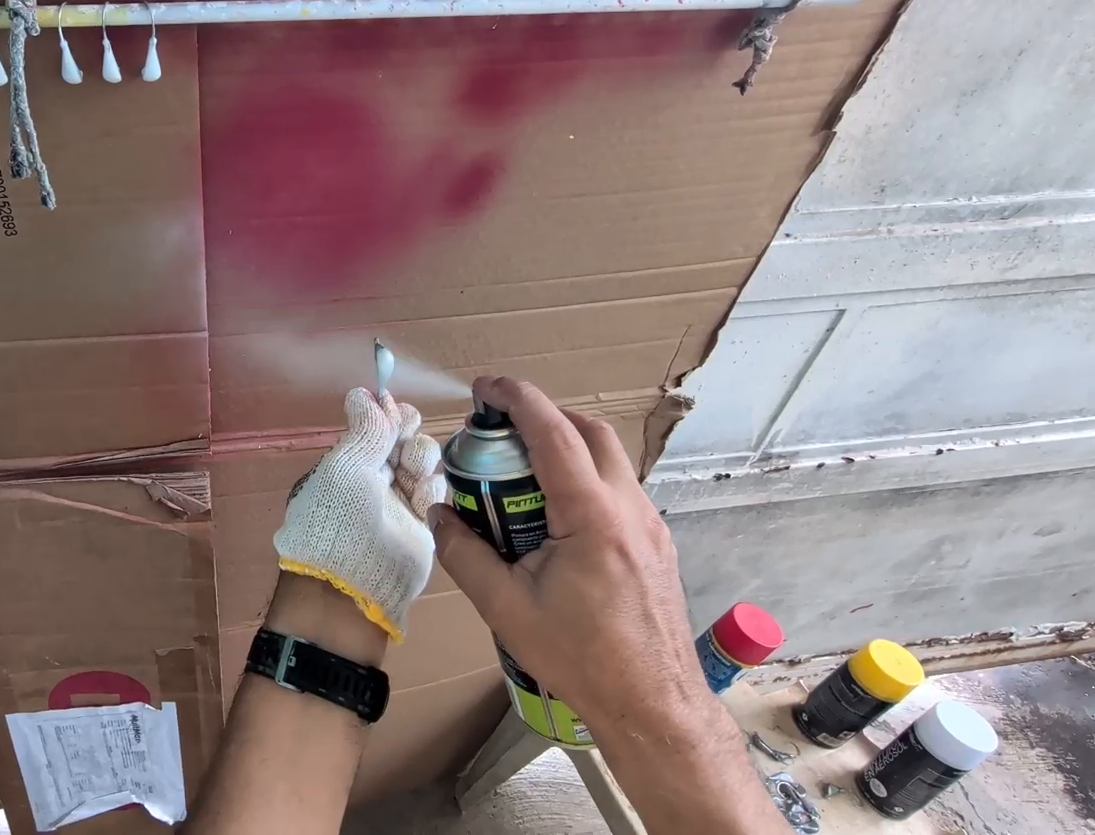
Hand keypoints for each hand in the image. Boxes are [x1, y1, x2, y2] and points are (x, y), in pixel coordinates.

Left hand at [273, 388, 444, 641]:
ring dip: (421, 457)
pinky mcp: (422, 526)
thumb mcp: (344, 467)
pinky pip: (434, 493)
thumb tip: (363, 391)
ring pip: (422, 464)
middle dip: (408, 432)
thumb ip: (364, 430)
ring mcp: (398, 503)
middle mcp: (372, 481)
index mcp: (346, 465)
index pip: (374, 428)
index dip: (388, 414)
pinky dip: (431, 488)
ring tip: (414, 468)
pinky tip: (423, 495)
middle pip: (402, 441)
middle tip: (408, 434)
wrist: (351, 588)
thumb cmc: (337, 520)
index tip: (396, 406)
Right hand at [428, 376, 707, 731]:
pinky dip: (582, 475)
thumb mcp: (506, 608)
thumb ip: (464, 554)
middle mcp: (629, 508)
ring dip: (565, 445)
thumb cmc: (582, 658)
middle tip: (500, 429)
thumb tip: (438, 513)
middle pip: (589, 431)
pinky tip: (553, 512)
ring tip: (521, 471)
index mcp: (591, 517)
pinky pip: (617, 486)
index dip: (517, 399)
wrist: (655, 707)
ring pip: (609, 457)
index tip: (485, 388)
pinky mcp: (655, 541)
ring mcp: (649, 524)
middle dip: (543, 415)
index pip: (554, 433)